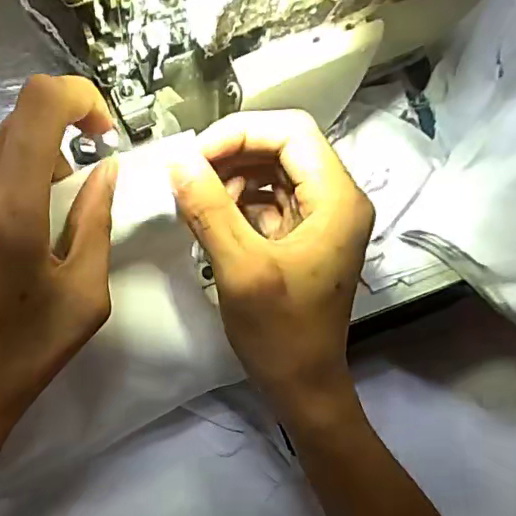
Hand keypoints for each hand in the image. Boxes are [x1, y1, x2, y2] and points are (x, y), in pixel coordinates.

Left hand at [0, 75, 117, 465]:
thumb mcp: (86, 297)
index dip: (74, 98)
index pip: (37, 106)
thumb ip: (96, 221)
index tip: (94, 128)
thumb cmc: (28, 355)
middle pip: (5, 133)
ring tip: (9, 229)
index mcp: (9, 215)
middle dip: (41, 152)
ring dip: (0, 175)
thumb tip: (103, 167)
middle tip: (54, 199)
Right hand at [170, 110, 372, 412]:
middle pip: (283, 147)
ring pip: (274, 173)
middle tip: (189, 177)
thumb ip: (209, 210)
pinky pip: (271, 202)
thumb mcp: (240, 269)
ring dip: (233, 178)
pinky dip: (239, 203)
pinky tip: (212, 219)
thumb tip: (178, 163)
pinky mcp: (305, 239)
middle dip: (232, 154)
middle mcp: (337, 200)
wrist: (303, 384)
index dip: (239, 132)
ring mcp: (322, 220)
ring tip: (198, 201)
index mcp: (337, 199)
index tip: (194, 158)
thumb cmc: (280, 334)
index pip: (291, 132)